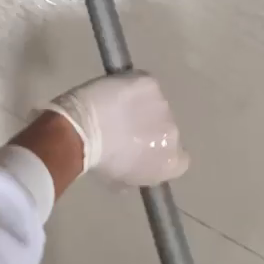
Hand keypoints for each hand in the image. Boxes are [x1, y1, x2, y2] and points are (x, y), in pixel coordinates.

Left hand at [47, 73, 189, 186]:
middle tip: (128, 127)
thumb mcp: (121, 181)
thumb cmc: (99, 162)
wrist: (84, 129)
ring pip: (156, 104)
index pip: (179, 158)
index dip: (162, 152)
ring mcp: (163, 103)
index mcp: (171, 162)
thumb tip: (137, 164)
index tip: (146, 149)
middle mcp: (174, 132)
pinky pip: (146, 84)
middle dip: (152, 127)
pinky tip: (119, 92)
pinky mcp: (151, 82)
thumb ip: (139, 173)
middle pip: (168, 128)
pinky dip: (135, 87)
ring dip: (142, 106)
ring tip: (119, 108)